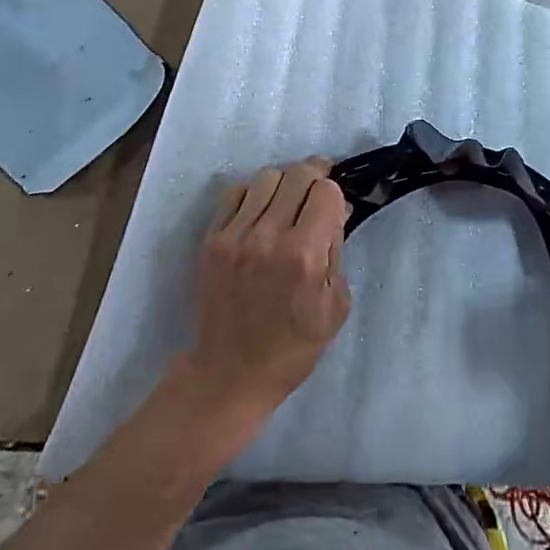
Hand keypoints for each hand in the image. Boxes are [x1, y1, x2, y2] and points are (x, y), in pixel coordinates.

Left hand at [181, 159, 352, 420]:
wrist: (231, 374)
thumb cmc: (293, 346)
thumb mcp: (335, 304)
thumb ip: (337, 250)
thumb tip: (338, 210)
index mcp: (304, 255)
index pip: (326, 190)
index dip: (335, 194)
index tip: (335, 207)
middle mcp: (269, 237)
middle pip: (298, 174)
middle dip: (315, 178)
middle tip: (317, 194)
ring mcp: (235, 236)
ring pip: (267, 177)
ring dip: (284, 184)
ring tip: (287, 204)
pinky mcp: (212, 241)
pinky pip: (235, 193)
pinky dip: (253, 195)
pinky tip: (260, 215)